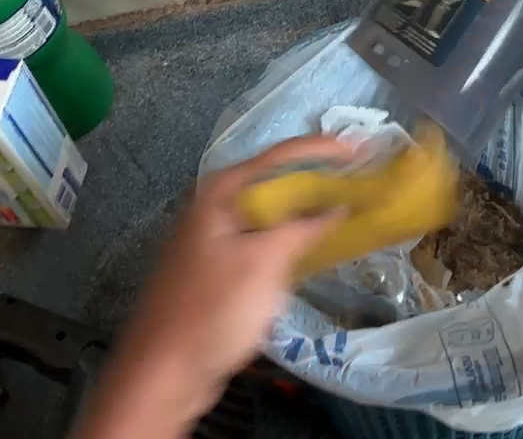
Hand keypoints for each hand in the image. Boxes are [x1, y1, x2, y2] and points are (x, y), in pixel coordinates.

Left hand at [72, 134, 351, 438]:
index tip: (360, 149)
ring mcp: (216, 233)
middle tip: (359, 177)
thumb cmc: (213, 309)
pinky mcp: (219, 262)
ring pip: (271, 208)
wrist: (162, 374)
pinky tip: (313, 241)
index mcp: (223, 189)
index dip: (324, 149)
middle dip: (318, 176)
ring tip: (347, 203)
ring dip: (307, 206)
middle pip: (276, 178)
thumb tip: (339, 204)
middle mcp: (217, 201)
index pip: (282, 154)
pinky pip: (263, 234)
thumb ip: (304, 227)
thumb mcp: (264, 263)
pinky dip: (290, 232)